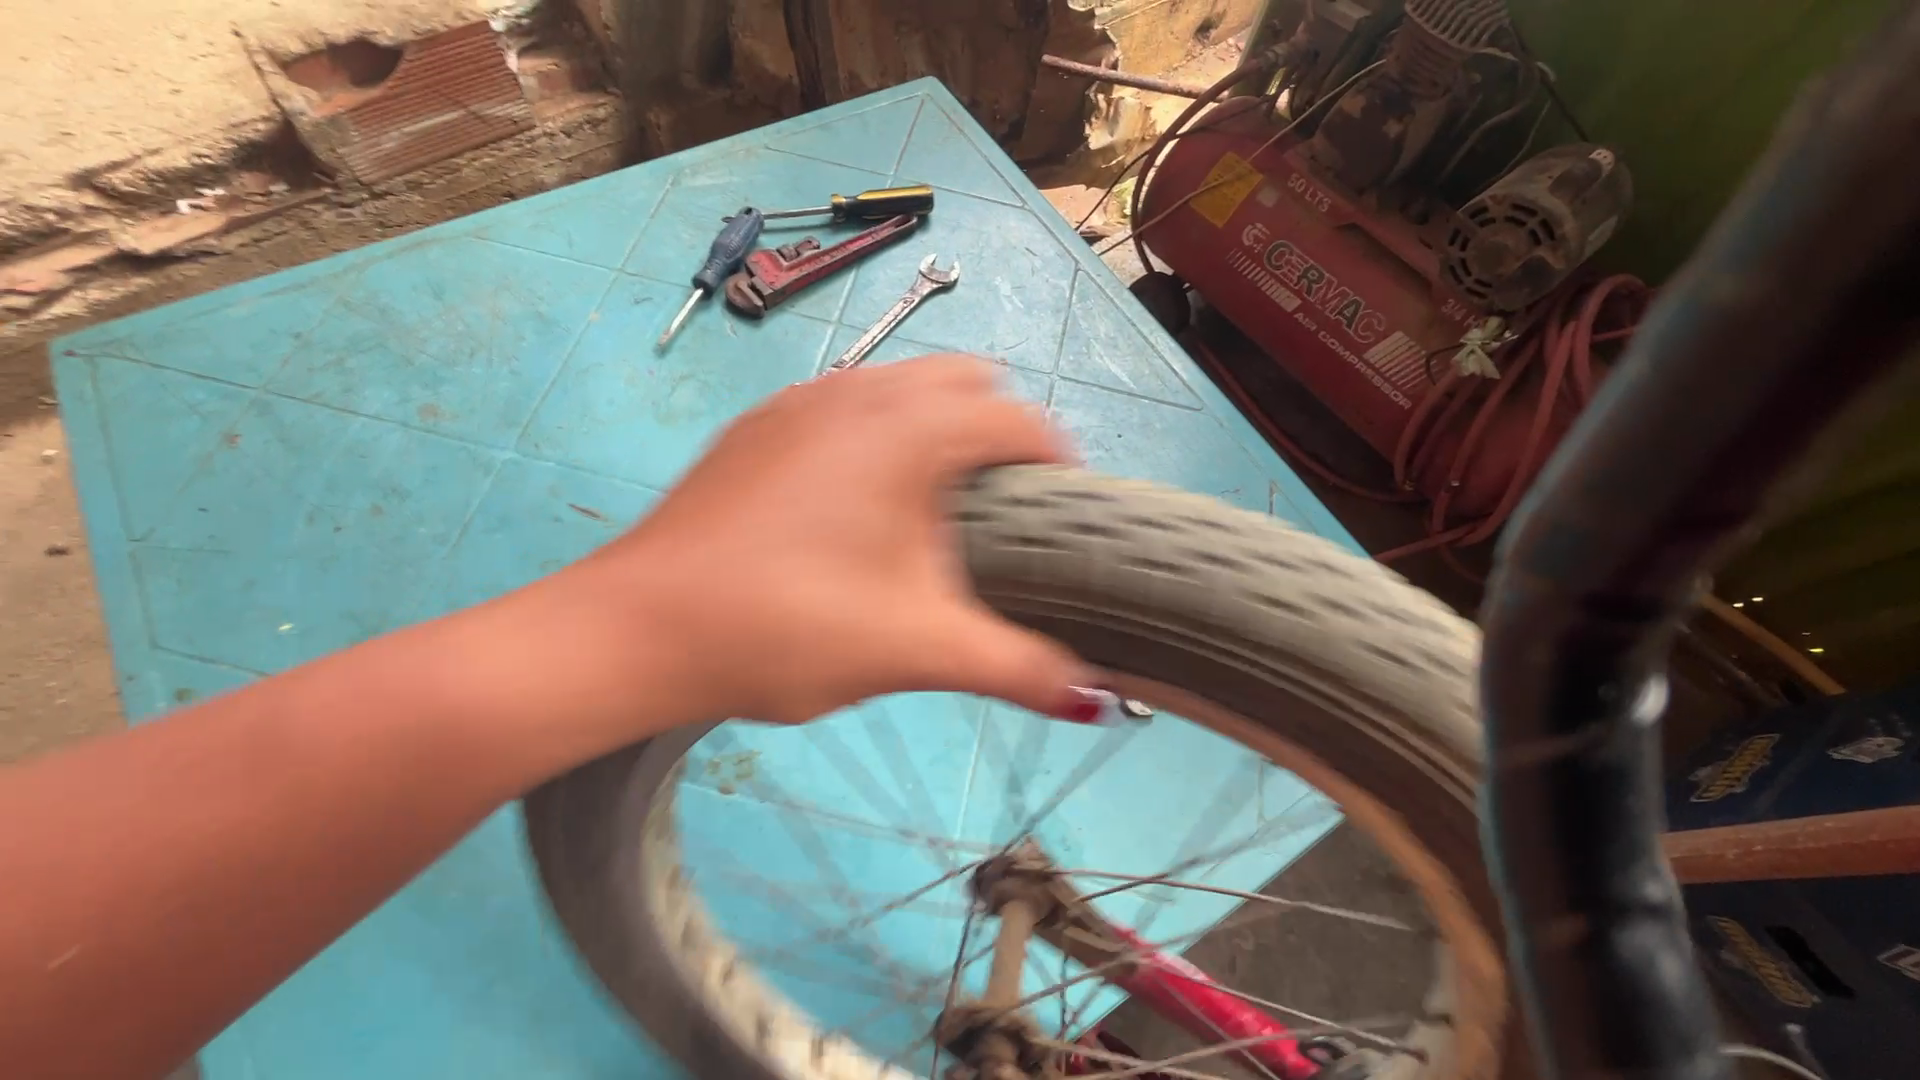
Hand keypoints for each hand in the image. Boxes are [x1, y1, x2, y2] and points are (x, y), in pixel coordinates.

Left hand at [542, 354, 1092, 734]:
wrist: (638, 628)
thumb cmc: (787, 628)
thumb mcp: (915, 651)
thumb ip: (1015, 668)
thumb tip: (1093, 700)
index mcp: (910, 429)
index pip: (1018, 417)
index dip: (1057, 462)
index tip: (1064, 516)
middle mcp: (860, 392)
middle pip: (966, 380)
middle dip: (1000, 432)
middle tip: (1002, 510)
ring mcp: (801, 401)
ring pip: (902, 384)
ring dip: (939, 427)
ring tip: (935, 507)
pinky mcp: (759, 425)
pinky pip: (846, 405)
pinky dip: (880, 433)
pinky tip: (857, 507)